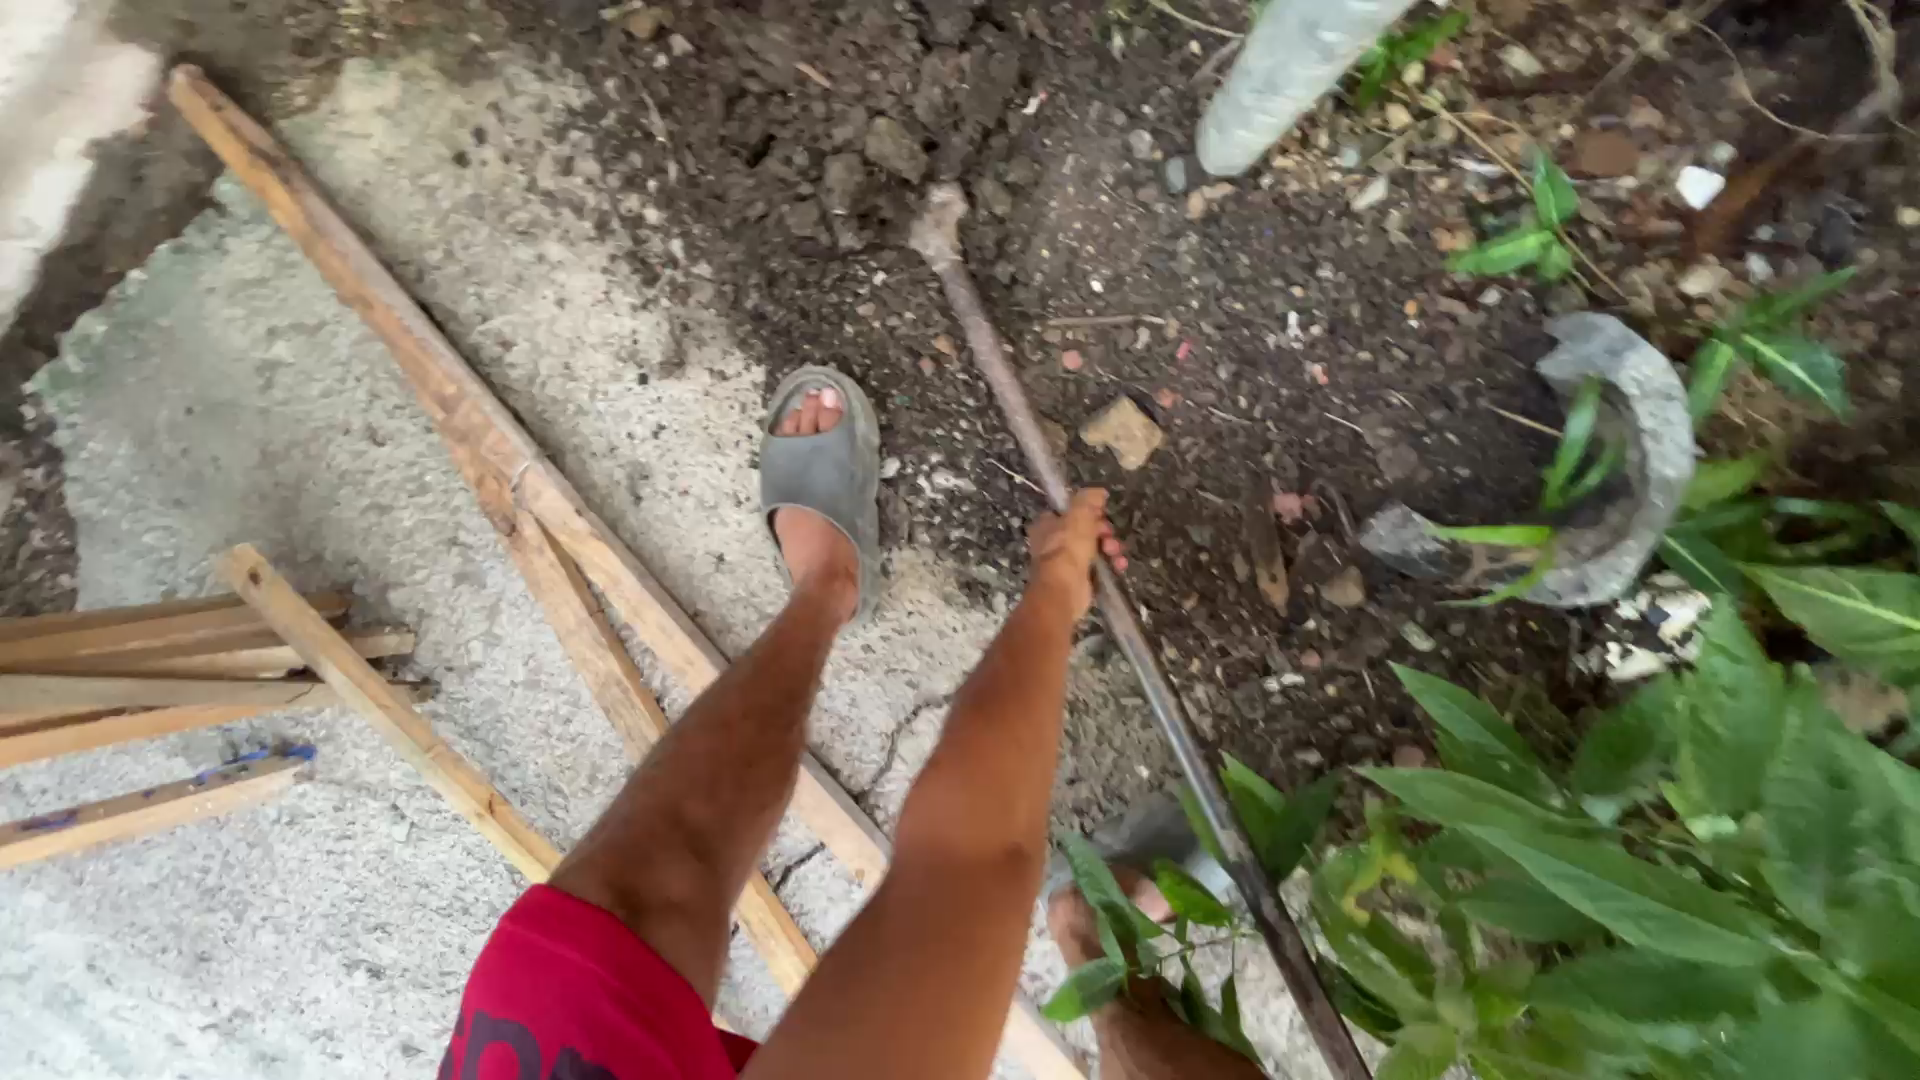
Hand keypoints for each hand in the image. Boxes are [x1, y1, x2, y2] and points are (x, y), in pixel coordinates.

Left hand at [1028, 489, 1125, 615]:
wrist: (1064, 588)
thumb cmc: (1068, 547)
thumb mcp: (1079, 514)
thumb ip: (1089, 499)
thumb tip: (1099, 492)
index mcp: (1046, 524)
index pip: (1068, 511)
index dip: (1087, 511)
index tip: (1101, 513)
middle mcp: (1052, 542)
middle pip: (1084, 529)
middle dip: (1103, 531)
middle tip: (1109, 535)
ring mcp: (1064, 562)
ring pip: (1094, 548)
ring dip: (1111, 548)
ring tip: (1116, 553)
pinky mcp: (1078, 578)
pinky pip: (1098, 566)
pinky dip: (1110, 565)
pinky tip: (1119, 566)